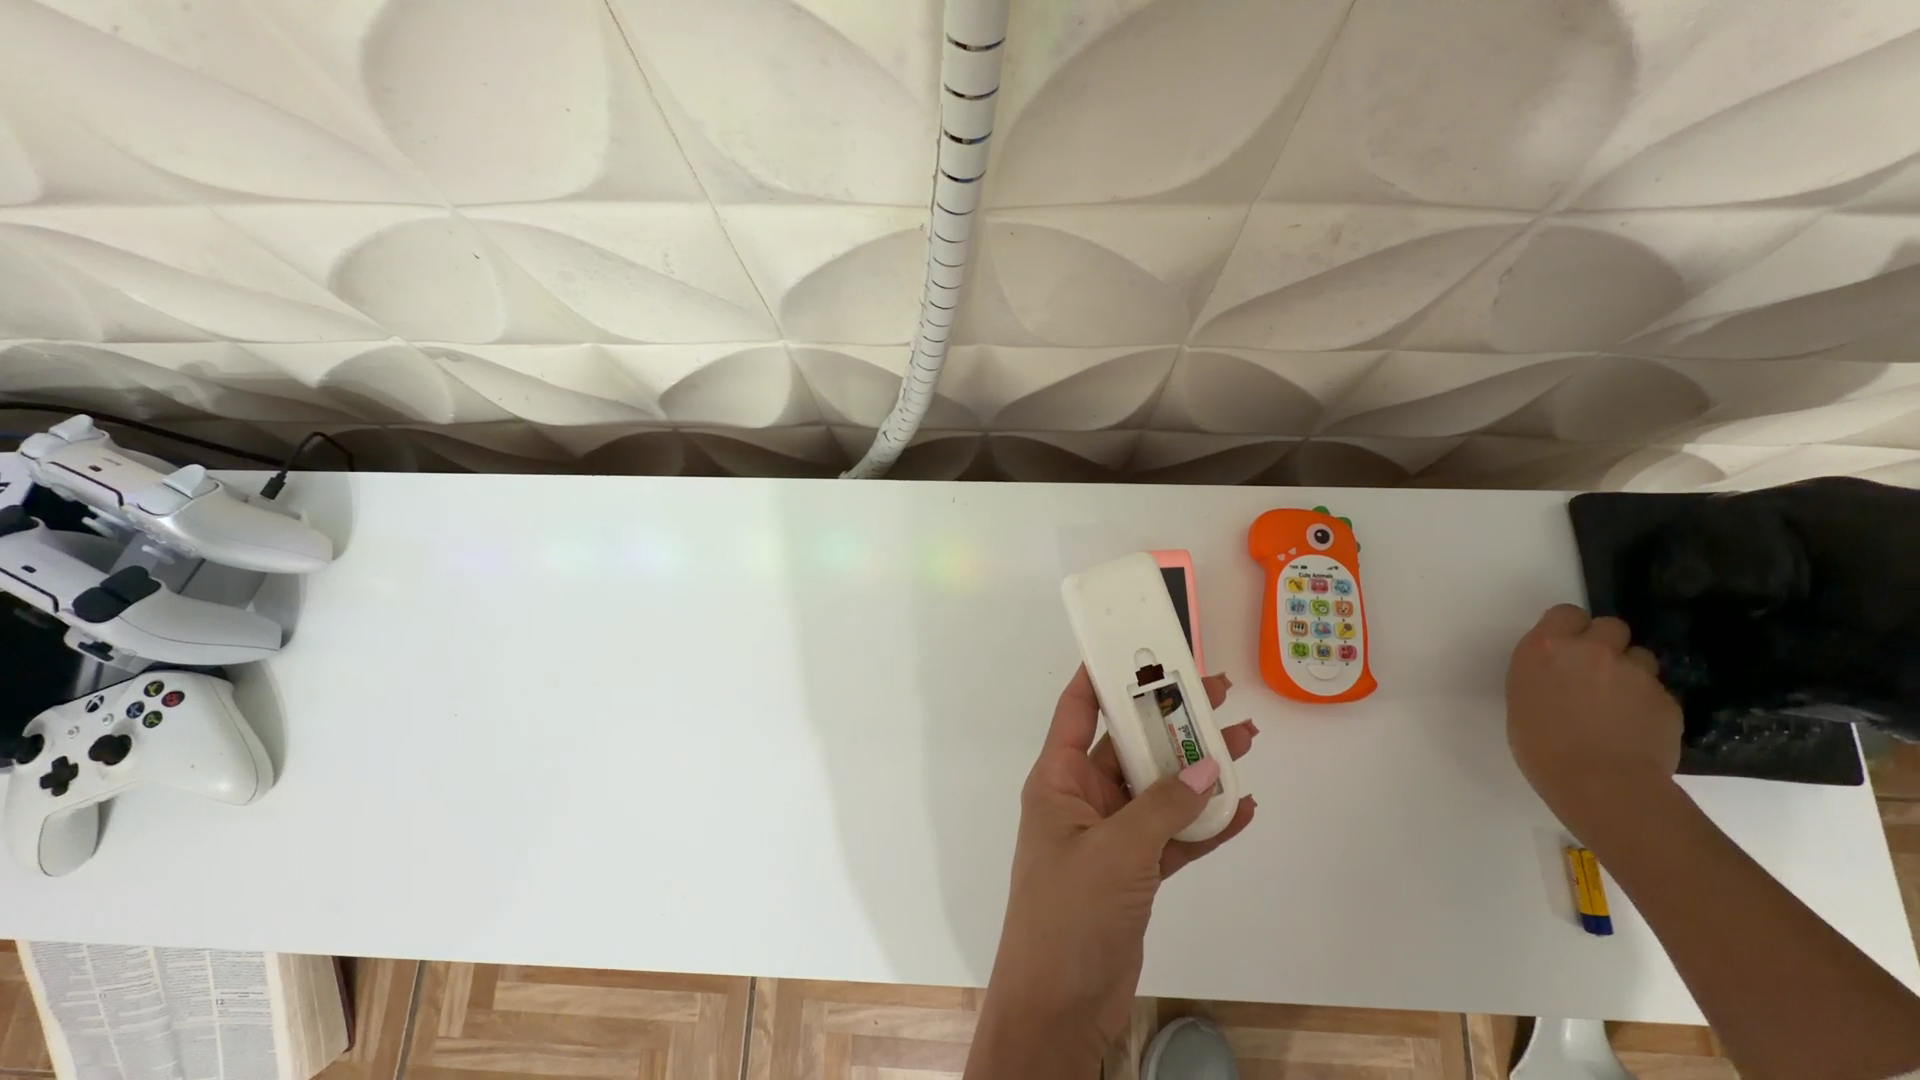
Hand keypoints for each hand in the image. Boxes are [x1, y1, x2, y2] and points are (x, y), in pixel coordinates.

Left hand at [981, 668, 1257, 1059]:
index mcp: (1058, 781)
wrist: (1060, 1004)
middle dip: (1170, 720)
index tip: (1137, 645)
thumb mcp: (1116, 850)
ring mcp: (1111, 837)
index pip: (1076, 710)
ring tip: (1244, 740)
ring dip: (1198, 769)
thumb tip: (1207, 767)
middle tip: (1216, 691)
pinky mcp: (1136, 873)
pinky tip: (1244, 808)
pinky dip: (1206, 823)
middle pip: (1130, 746)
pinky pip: (1175, 836)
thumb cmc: (1069, 913)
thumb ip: (1163, 806)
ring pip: (1159, 789)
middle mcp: (1083, 800)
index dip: (1102, 675)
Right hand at [1506, 604, 1682, 834]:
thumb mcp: (1523, 700)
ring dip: (1631, 673)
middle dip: (1606, 644)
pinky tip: (1636, 730)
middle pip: (1611, 626)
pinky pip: (1658, 692)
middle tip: (1596, 673)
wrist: (1601, 784)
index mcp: (1547, 648)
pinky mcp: (1667, 699)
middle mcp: (1593, 650)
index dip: (1569, 629)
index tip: (1566, 649)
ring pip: (1640, 658)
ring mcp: (1636, 672)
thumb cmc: (1541, 747)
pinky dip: (1648, 705)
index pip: (1566, 613)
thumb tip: (1561, 676)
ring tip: (1620, 705)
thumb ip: (1545, 674)